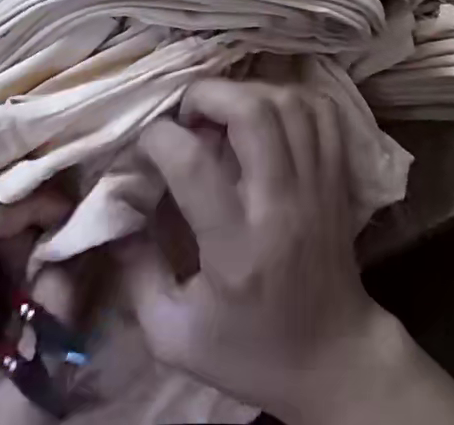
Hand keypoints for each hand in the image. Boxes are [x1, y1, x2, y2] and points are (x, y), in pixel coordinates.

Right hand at [121, 80, 453, 424]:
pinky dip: (288, 99)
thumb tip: (115, 212)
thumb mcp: (174, 336)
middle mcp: (281, 207)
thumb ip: (136, 274)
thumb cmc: (250, 351)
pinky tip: (263, 115)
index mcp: (236, 249)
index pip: (193, 164)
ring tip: (221, 112)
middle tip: (186, 114)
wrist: (336, 361)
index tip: (146, 146)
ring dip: (245, 93)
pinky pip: (320, 114)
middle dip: (207, 95)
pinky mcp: (338, 180)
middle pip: (252, 114)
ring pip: (288, 104)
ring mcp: (317, 188)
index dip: (159, 138)